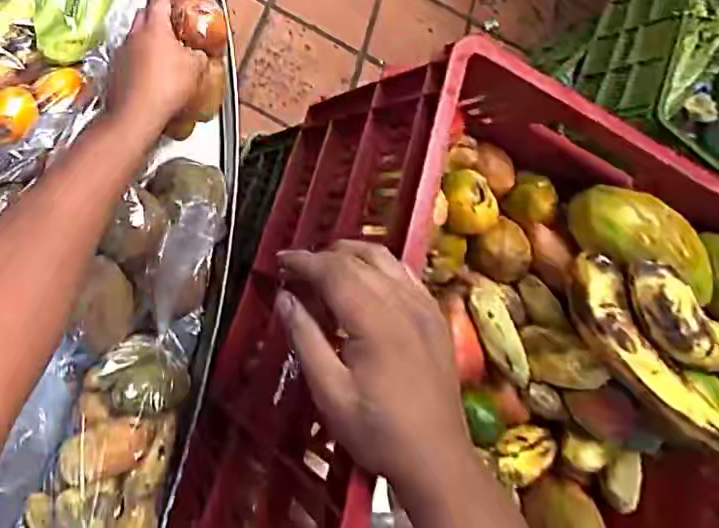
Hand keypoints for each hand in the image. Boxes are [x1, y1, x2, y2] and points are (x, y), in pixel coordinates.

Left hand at [106, 0, 206, 131]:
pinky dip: (140, 56)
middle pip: (145, 14)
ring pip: (136, 35)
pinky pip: (130, 55)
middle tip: (171, 16)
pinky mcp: (114, 70)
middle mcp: (134, 34)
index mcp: (154, 26)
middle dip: (157, 12)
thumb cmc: (166, 86)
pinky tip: (151, 69)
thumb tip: (199, 54)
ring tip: (164, 46)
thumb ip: (198, 55)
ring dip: (148, 36)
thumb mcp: (195, 69)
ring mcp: (121, 51)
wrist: (133, 116)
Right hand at [278, 242, 521, 527]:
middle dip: (320, 257)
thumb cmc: (378, 431)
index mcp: (375, 320)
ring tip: (325, 267)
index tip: (279, 261)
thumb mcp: (330, 392)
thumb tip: (284, 297)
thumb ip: (305, 338)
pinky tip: (365, 279)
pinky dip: (377, 265)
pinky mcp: (435, 315)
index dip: (303, 261)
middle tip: (296, 272)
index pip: (333, 270)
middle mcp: (402, 302)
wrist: (438, 464)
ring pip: (382, 257)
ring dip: (349, 254)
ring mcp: (423, 306)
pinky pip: (403, 271)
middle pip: (355, 259)